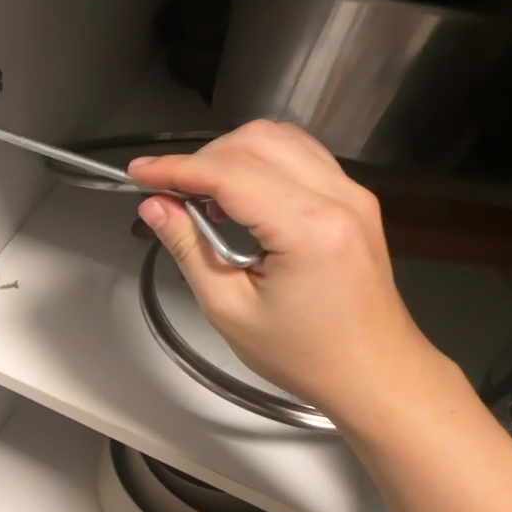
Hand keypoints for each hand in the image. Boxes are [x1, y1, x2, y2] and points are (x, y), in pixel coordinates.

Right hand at [128, 121, 452, 422]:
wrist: (372, 370)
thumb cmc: (303, 353)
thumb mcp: (228, 308)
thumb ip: (189, 248)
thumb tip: (155, 207)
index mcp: (308, 228)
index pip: (230, 174)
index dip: (176, 168)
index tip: (139, 173)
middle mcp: (338, 198)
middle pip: (257, 141)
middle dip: (202, 158)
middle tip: (166, 192)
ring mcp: (351, 194)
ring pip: (280, 140)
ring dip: (229, 158)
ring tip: (198, 199)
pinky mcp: (352, 201)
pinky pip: (298, 158)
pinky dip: (257, 165)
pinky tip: (233, 201)